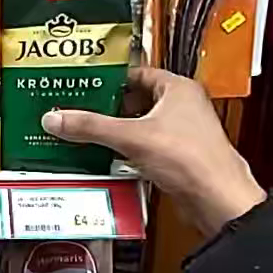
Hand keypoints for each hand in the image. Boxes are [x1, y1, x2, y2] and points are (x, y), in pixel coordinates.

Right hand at [42, 67, 265, 234]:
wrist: (215, 199)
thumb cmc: (192, 160)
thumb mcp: (130, 137)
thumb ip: (91, 127)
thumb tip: (58, 118)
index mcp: (177, 89)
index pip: (136, 74)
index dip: (109, 79)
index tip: (84, 83)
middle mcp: (181, 107)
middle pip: (133, 100)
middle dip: (106, 107)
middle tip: (79, 108)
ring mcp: (179, 132)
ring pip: (138, 124)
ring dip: (114, 129)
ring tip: (86, 131)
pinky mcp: (175, 155)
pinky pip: (141, 145)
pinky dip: (124, 148)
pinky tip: (105, 154)